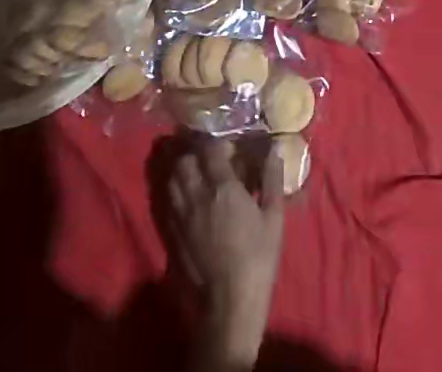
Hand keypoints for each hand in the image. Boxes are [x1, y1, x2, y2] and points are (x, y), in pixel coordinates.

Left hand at [168, 138, 285, 369]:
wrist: (228, 301)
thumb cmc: (257, 258)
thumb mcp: (273, 218)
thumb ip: (271, 179)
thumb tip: (274, 148)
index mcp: (222, 187)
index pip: (210, 148)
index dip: (216, 140)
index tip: (227, 142)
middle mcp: (196, 193)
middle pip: (184, 158)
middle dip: (194, 150)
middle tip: (207, 153)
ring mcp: (180, 211)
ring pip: (172, 175)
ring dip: (181, 165)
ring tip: (195, 168)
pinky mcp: (171, 228)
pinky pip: (167, 196)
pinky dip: (174, 186)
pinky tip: (186, 192)